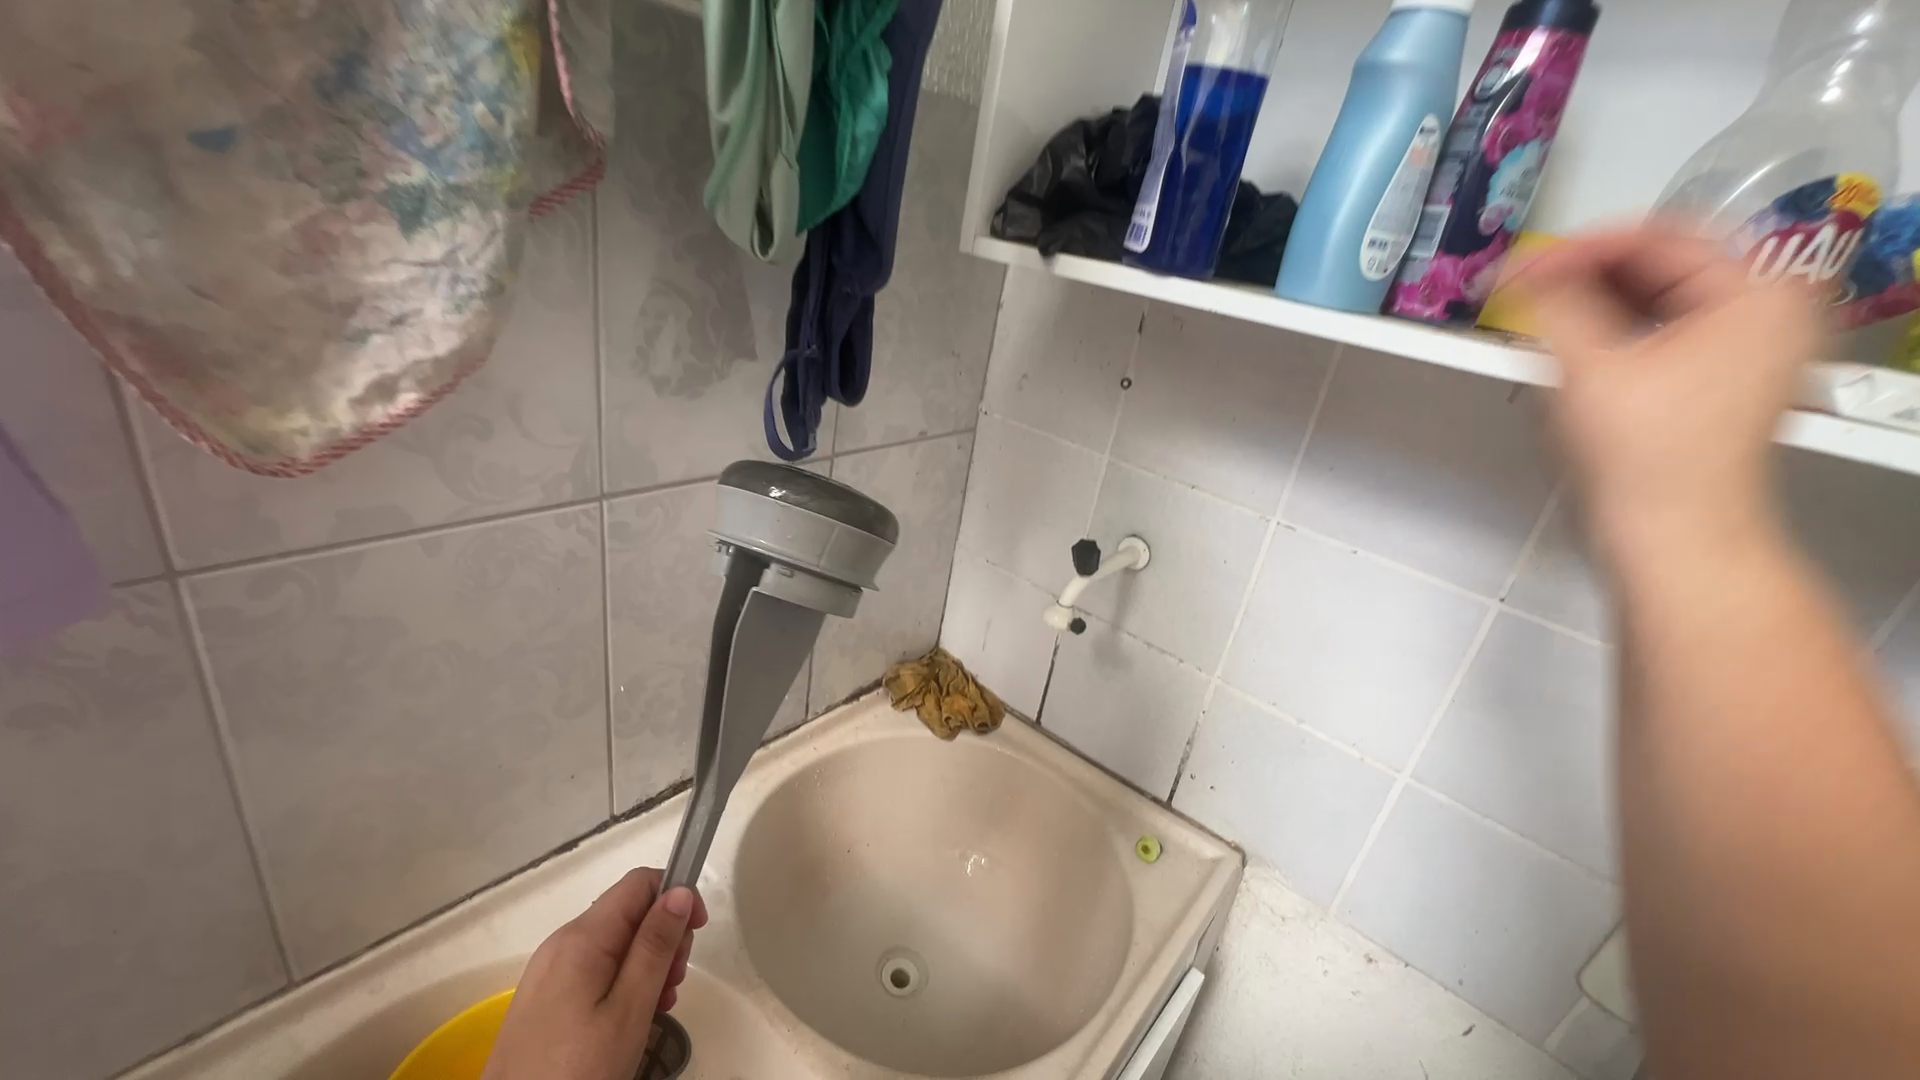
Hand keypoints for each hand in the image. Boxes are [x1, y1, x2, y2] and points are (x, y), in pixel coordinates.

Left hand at [480, 868, 707, 1079]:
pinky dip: (623, 981)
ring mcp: (549, 972)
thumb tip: (679, 891)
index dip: (676, 896)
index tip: (697, 934)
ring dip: (647, 963)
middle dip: (663, 936)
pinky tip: (632, 1017)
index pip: (640, 882)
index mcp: (582, 937)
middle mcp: (561, 943)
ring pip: (614, 943)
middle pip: (628, 912)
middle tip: (676, 983)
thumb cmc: (579, 1071)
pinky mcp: (544, 999)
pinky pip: (595, 969)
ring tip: (659, 1006)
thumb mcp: (630, 1009)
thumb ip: (655, 946)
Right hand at [1516, 225, 1824, 568]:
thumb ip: (1555, 304)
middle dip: (1582, 273)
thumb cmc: (1646, 456)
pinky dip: (1606, 329)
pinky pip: (1655, 330)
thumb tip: (1521, 271)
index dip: (1580, 247)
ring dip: (1588, 300)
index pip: (1659, 237)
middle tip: (1520, 286)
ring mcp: (1741, 349)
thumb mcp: (1590, 366)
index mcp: (1757, 296)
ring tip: (1533, 311)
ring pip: (1654, 297)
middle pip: (1659, 264)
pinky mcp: (1712, 379)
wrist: (1669, 532)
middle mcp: (1764, 313)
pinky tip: (1564, 340)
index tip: (1520, 264)